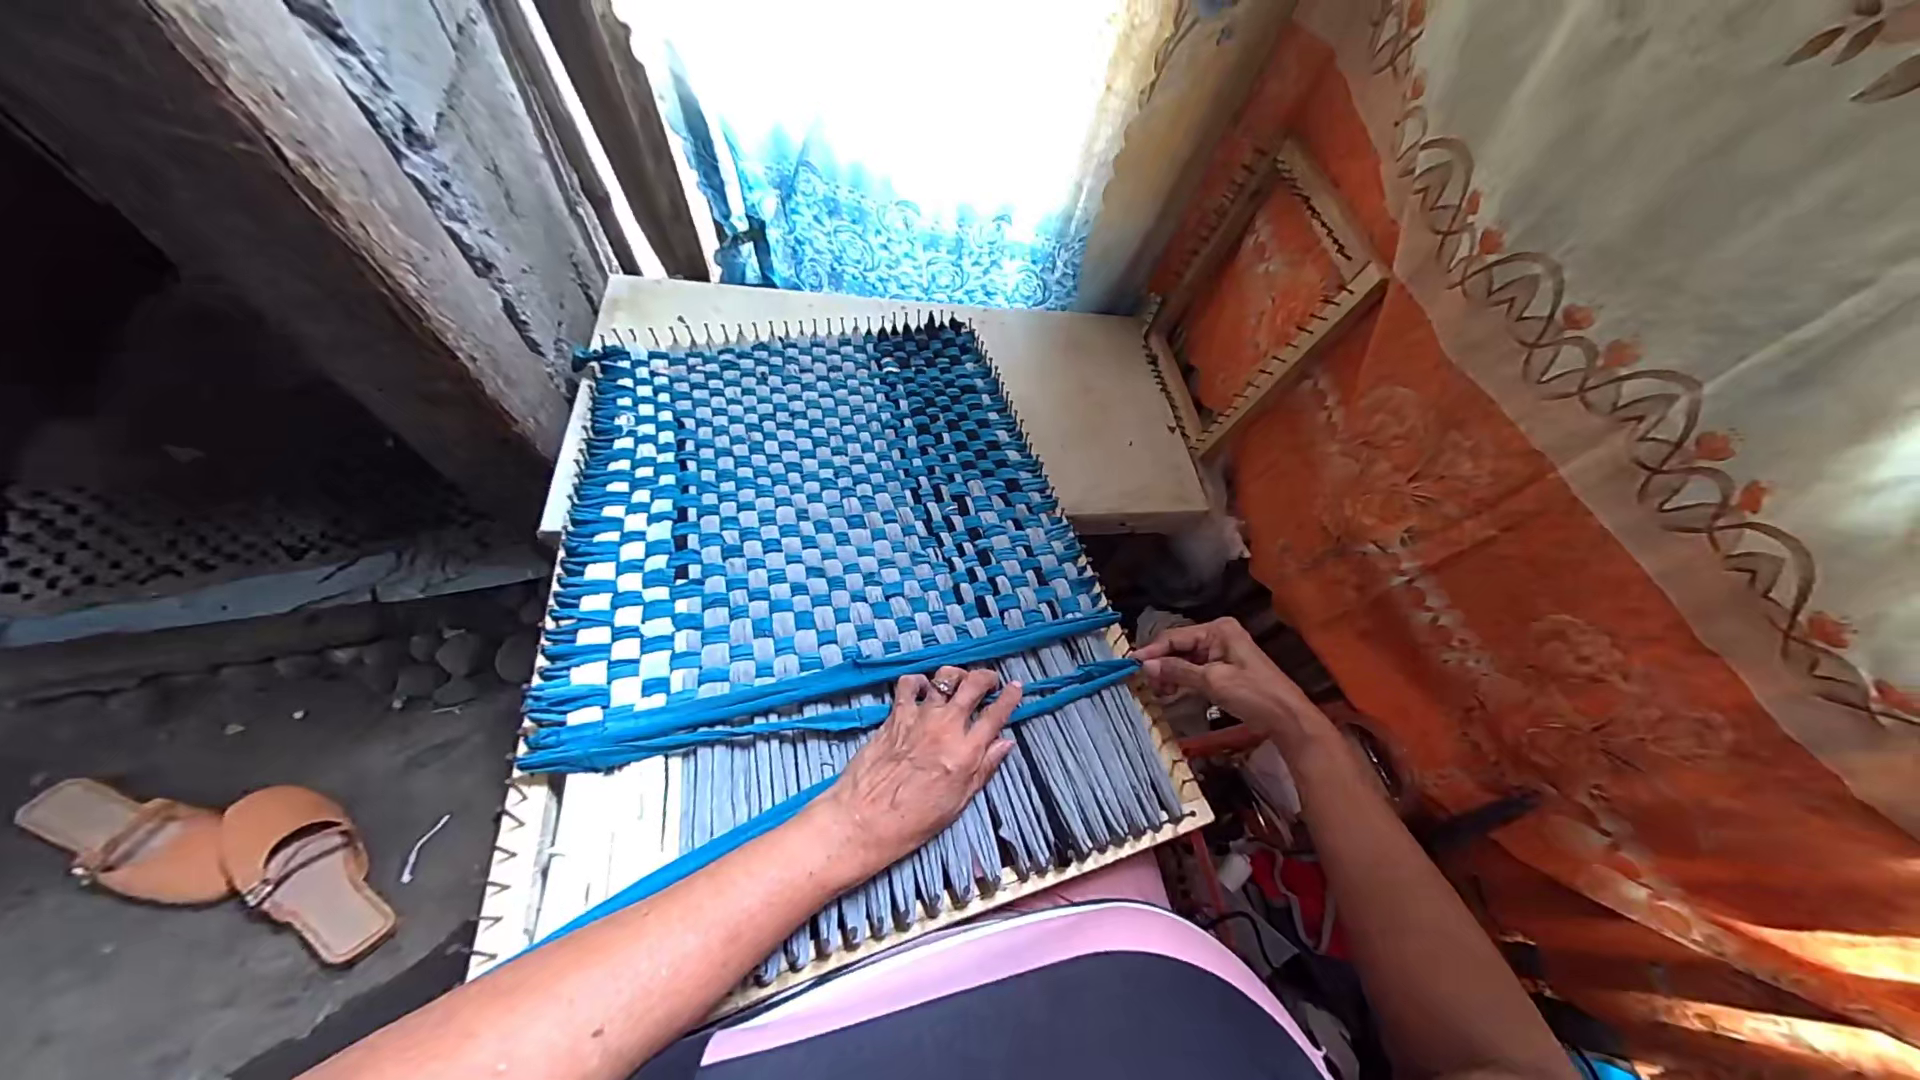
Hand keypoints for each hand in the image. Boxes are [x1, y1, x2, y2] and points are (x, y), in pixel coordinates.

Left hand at [811, 665, 1021, 872]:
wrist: (863, 819)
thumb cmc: (914, 821)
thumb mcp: (958, 801)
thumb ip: (984, 768)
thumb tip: (1005, 743)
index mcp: (966, 752)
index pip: (996, 714)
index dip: (1010, 697)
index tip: (1017, 687)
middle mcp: (945, 727)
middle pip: (973, 685)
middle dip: (987, 677)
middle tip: (990, 680)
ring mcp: (919, 717)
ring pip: (944, 678)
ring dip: (956, 675)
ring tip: (958, 681)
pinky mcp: (895, 715)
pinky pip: (909, 684)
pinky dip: (918, 681)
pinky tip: (921, 689)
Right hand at [1135, 618, 1323, 752]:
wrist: (1289, 719)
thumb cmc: (1254, 694)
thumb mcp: (1213, 681)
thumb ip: (1177, 671)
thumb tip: (1144, 665)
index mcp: (1218, 629)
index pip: (1174, 636)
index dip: (1152, 651)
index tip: (1131, 664)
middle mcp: (1218, 635)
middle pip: (1178, 647)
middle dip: (1160, 664)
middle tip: (1143, 683)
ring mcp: (1221, 652)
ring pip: (1184, 660)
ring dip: (1169, 675)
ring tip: (1156, 692)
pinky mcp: (1223, 670)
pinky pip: (1194, 671)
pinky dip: (1181, 682)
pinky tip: (1170, 693)